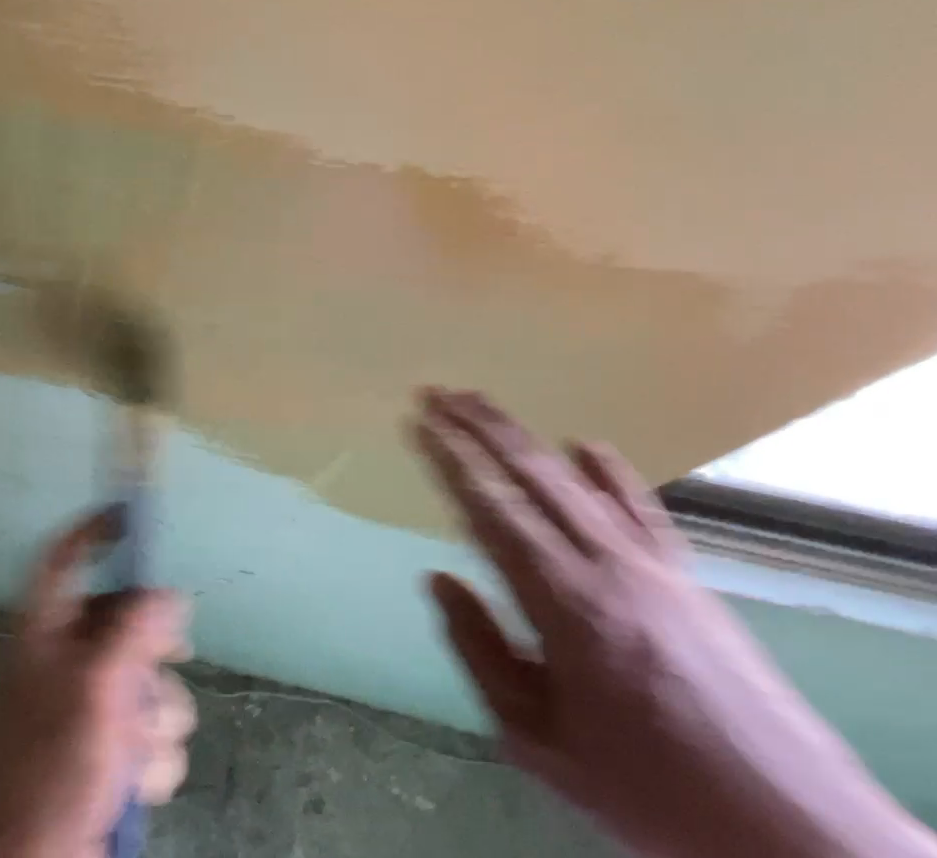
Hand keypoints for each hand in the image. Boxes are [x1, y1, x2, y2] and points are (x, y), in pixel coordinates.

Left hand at [0, 510, 194, 857]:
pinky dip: (152, 757)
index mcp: (43, 628)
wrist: (35, 854)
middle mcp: (65, 657)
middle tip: (164, 666)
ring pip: (150, 683)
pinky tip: (135, 782)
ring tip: (132, 751)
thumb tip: (167, 592)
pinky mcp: (107, 747)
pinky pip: (152, 732)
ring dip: (156, 721)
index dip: (93, 530)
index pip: (64, 558)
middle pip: (126, 623)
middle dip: (154, 657)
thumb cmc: (53, 762)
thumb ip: (133, 631)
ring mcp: (87, 705)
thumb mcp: (96, 686)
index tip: (132, 515)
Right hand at [414, 388, 936, 857]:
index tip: (418, 423)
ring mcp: (658, 570)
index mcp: (565, 605)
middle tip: (437, 392)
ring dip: (528, 439)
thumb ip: (481, 650)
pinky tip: (586, 445)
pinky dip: (610, 473)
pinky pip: (642, 510)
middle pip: (535, 479)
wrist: (788, 827)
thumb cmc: (643, 786)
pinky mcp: (691, 582)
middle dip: (481, 430)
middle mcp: (612, 569)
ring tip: (486, 407)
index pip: (493, 513)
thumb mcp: (534, 736)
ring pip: (581, 484)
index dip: (451, 463)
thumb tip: (439, 578)